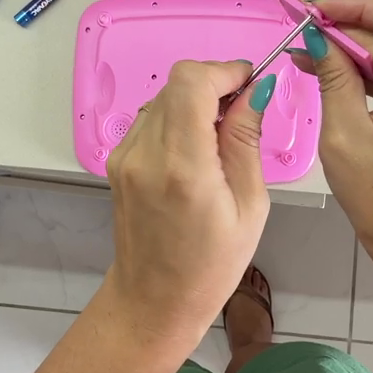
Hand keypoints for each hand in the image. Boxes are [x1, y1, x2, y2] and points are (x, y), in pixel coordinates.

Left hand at [100, 60, 271, 348]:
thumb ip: (246, 140)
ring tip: (221, 134)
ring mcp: (124, 156)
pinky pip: (150, 118)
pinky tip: (196, 148)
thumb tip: (255, 90)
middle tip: (243, 108)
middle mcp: (145, 154)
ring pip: (162, 97)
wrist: (152, 301)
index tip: (250, 82)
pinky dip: (177, 118)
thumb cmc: (211, 266)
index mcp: (182, 167)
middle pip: (176, 83)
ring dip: (195, 100)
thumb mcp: (250, 206)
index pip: (191, 83)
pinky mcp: (117, 160)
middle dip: (214, 84)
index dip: (224, 71)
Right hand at [290, 0, 372, 286]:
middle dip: (350, 28)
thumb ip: (333, 78)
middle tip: (302, 26)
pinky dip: (371, 71)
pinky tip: (333, 72)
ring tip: (308, 51)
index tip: (319, 9)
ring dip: (356, 50)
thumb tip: (318, 36)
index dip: (362, 4)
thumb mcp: (345, 136)